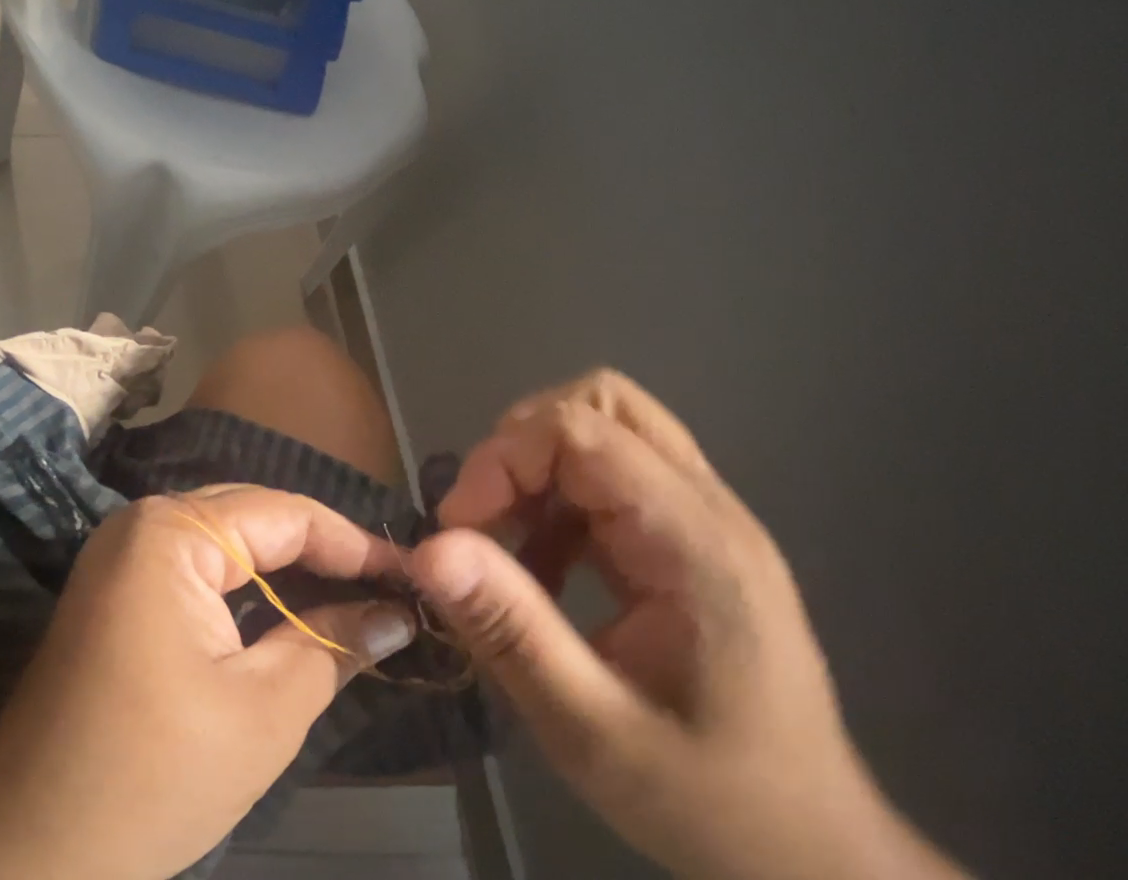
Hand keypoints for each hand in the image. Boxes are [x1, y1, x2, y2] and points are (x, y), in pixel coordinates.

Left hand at [0, 486, 417, 879]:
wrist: (32, 840)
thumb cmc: (156, 774)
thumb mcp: (265, 710)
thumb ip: (334, 644)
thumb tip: (394, 613)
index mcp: (171, 533)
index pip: (286, 514)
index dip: (356, 544)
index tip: (417, 576)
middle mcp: (139, 524)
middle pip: (253, 518)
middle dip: (321, 553)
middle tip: (391, 591)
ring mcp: (118, 557)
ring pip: (224, 544)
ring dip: (285, 570)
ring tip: (354, 602)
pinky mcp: (113, 592)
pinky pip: (194, 570)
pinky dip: (244, 590)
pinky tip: (287, 616)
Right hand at [409, 370, 964, 879]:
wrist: (812, 855)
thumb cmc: (708, 799)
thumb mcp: (591, 729)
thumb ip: (510, 631)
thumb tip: (428, 549)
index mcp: (695, 544)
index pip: (581, 429)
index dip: (501, 460)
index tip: (455, 532)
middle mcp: (707, 512)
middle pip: (603, 405)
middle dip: (520, 449)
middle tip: (481, 523)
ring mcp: (702, 526)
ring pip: (603, 435)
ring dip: (534, 477)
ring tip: (503, 555)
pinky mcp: (687, 547)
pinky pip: (607, 484)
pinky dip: (553, 507)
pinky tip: (539, 576)